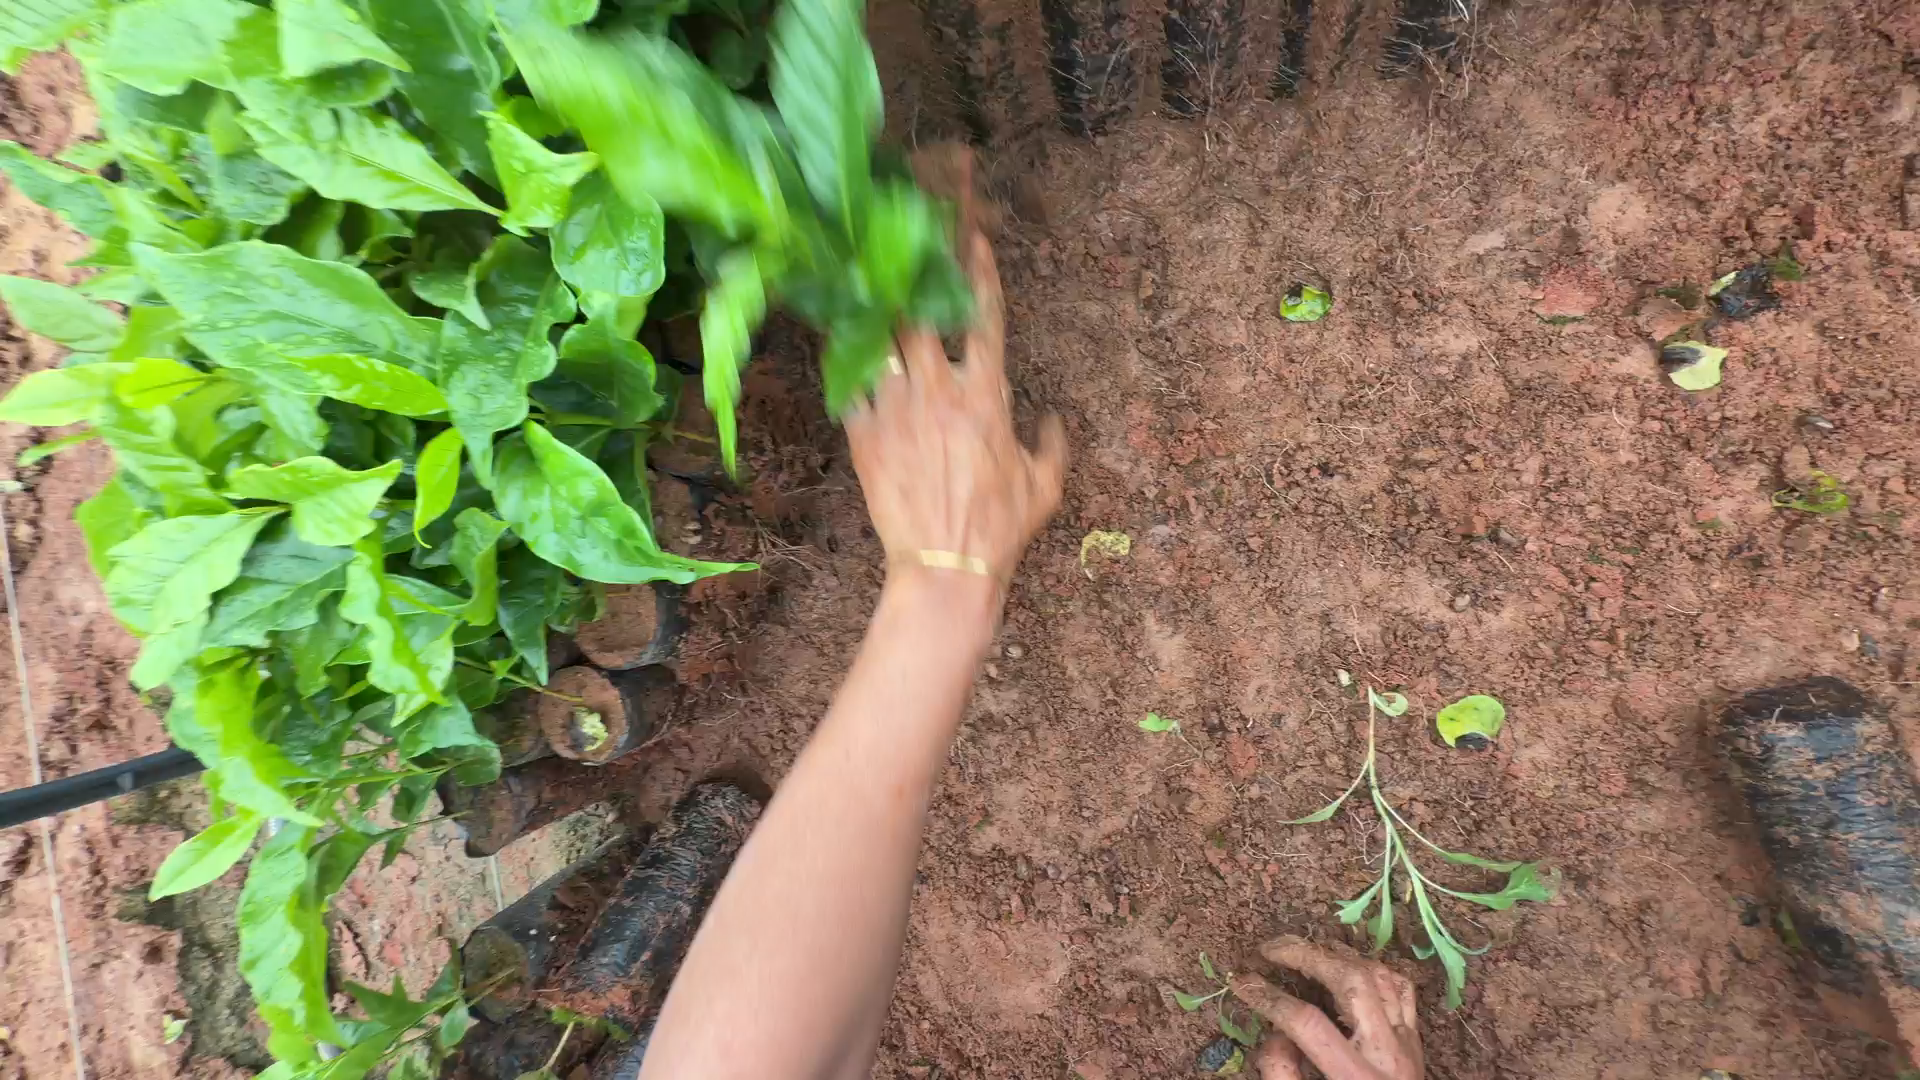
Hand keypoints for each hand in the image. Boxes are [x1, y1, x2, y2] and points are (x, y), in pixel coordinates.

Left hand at [844, 230, 1066, 600]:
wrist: (944, 564)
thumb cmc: (1000, 526)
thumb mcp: (1044, 485)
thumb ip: (1052, 443)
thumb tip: (1054, 419)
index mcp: (985, 394)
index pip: (986, 316)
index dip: (980, 272)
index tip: (971, 239)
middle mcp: (938, 389)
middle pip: (918, 313)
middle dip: (912, 279)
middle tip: (902, 254)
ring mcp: (896, 408)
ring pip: (877, 340)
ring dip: (875, 314)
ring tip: (865, 291)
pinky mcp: (863, 434)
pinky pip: (848, 384)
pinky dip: (848, 364)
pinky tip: (843, 348)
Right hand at [1230, 936, 1423, 1079]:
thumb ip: (1281, 1074)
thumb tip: (1275, 1032)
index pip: (1307, 1022)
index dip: (1267, 996)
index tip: (1239, 981)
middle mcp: (1389, 1056)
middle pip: (1350, 980)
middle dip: (1304, 955)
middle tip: (1269, 950)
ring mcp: (1408, 1046)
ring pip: (1378, 975)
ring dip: (1336, 955)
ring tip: (1303, 951)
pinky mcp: (1416, 1044)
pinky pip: (1401, 989)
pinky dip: (1373, 969)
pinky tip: (1346, 967)